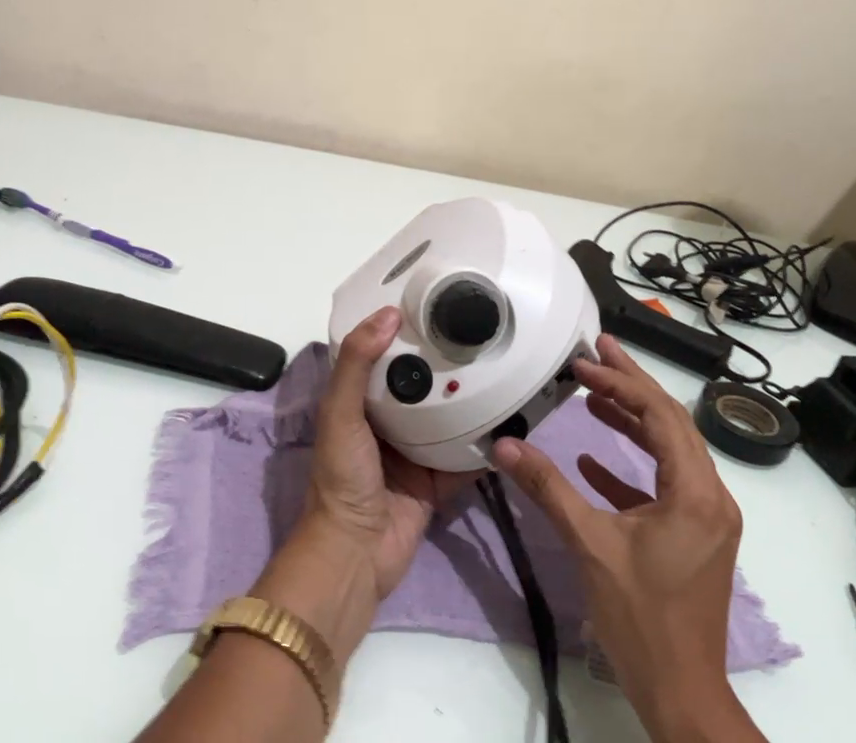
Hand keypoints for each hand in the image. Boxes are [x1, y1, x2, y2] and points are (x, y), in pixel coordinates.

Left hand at [254, 307, 478, 662]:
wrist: (358, 552)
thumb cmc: (343, 477)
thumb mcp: (340, 414)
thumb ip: (357, 365)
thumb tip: (388, 314)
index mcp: (362, 404)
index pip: (384, 358)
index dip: (405, 332)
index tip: (437, 302)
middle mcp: (390, 424)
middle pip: (424, 386)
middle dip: (448, 364)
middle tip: (484, 331)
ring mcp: (418, 452)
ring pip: (450, 417)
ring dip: (472, 399)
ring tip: (506, 365)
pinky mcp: (441, 479)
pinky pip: (469, 454)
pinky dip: (489, 441)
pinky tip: (515, 416)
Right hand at [492, 336, 762, 742]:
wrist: (680, 688)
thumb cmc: (641, 617)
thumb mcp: (591, 546)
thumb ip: (549, 489)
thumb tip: (506, 445)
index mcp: (695, 491)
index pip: (661, 416)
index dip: (621, 382)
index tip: (583, 362)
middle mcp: (712, 496)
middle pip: (672, 424)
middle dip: (632, 386)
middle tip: (596, 352)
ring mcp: (708, 517)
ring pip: (670, 451)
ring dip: (632, 422)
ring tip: (592, 394)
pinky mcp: (695, 535)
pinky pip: (665, 485)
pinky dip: (632, 467)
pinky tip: (593, 460)